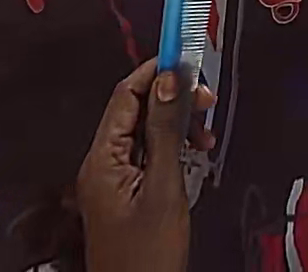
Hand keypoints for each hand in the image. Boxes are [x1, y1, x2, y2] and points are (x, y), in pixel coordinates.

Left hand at [75, 59, 216, 271]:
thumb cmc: (149, 255)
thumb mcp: (163, 186)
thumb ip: (165, 129)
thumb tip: (168, 79)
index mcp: (102, 159)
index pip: (126, 95)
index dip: (154, 71)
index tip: (182, 56)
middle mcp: (102, 163)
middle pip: (137, 109)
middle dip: (172, 97)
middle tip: (204, 96)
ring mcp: (113, 178)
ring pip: (146, 129)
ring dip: (177, 121)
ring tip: (205, 128)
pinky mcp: (127, 190)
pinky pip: (149, 151)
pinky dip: (173, 144)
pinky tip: (195, 148)